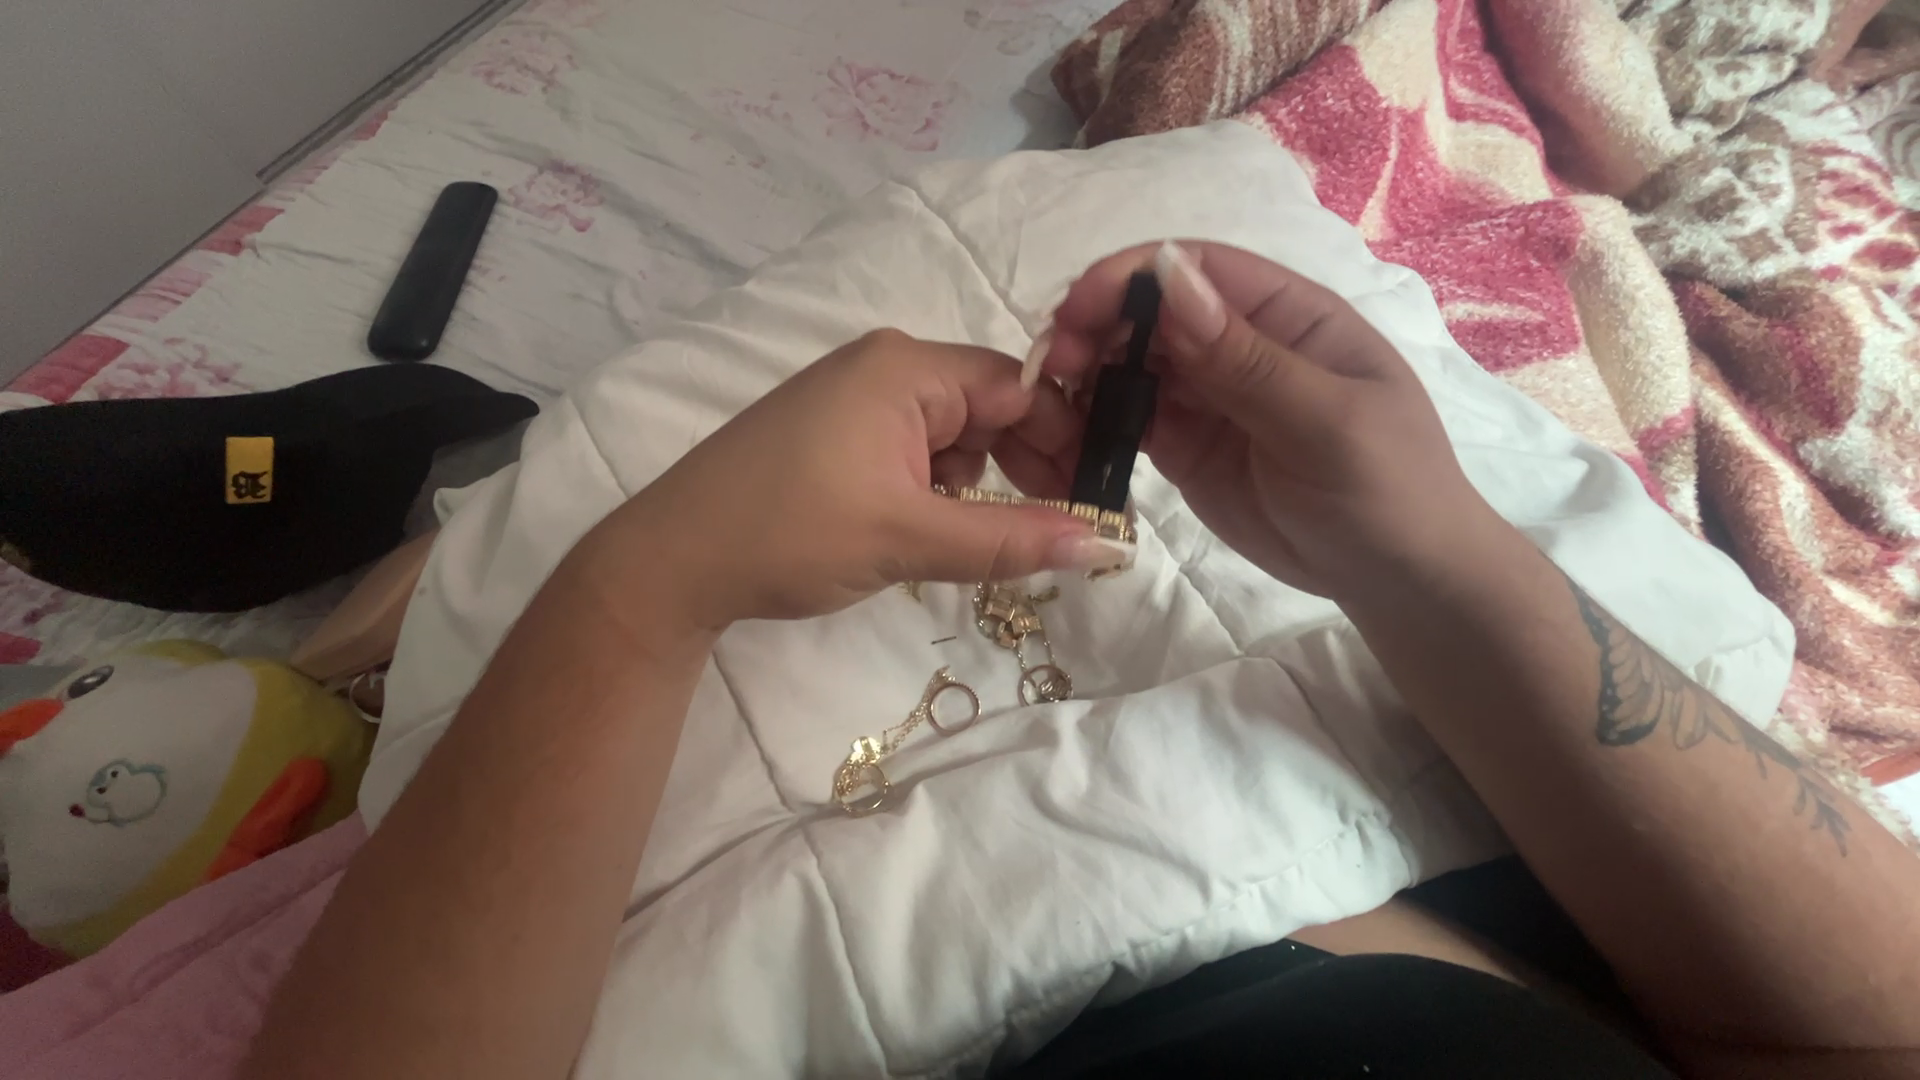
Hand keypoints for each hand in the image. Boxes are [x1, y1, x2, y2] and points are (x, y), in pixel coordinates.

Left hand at [578, 330, 1124, 629]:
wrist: (673, 562)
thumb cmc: (790, 534)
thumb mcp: (908, 539)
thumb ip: (1009, 540)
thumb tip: (1106, 545)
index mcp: (904, 368)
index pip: (1017, 386)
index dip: (1061, 440)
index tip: (1090, 500)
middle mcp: (883, 369)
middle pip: (987, 408)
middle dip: (1023, 466)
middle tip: (1052, 529)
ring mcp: (855, 402)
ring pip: (953, 437)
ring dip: (977, 484)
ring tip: (977, 537)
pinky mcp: (837, 436)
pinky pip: (913, 452)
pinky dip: (936, 489)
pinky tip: (928, 529)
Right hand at [1034, 241, 1501, 602]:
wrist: (1390, 574)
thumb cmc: (1383, 487)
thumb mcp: (1325, 421)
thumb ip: (1247, 358)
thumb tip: (1170, 279)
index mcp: (1284, 315)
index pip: (1197, 271)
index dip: (1131, 278)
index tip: (1075, 311)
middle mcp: (1236, 345)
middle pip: (1150, 314)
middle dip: (1096, 327)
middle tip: (1050, 366)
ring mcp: (1206, 397)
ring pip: (1130, 365)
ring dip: (1086, 374)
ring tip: (1048, 401)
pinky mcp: (1182, 445)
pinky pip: (1128, 420)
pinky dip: (1094, 421)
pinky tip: (1067, 434)